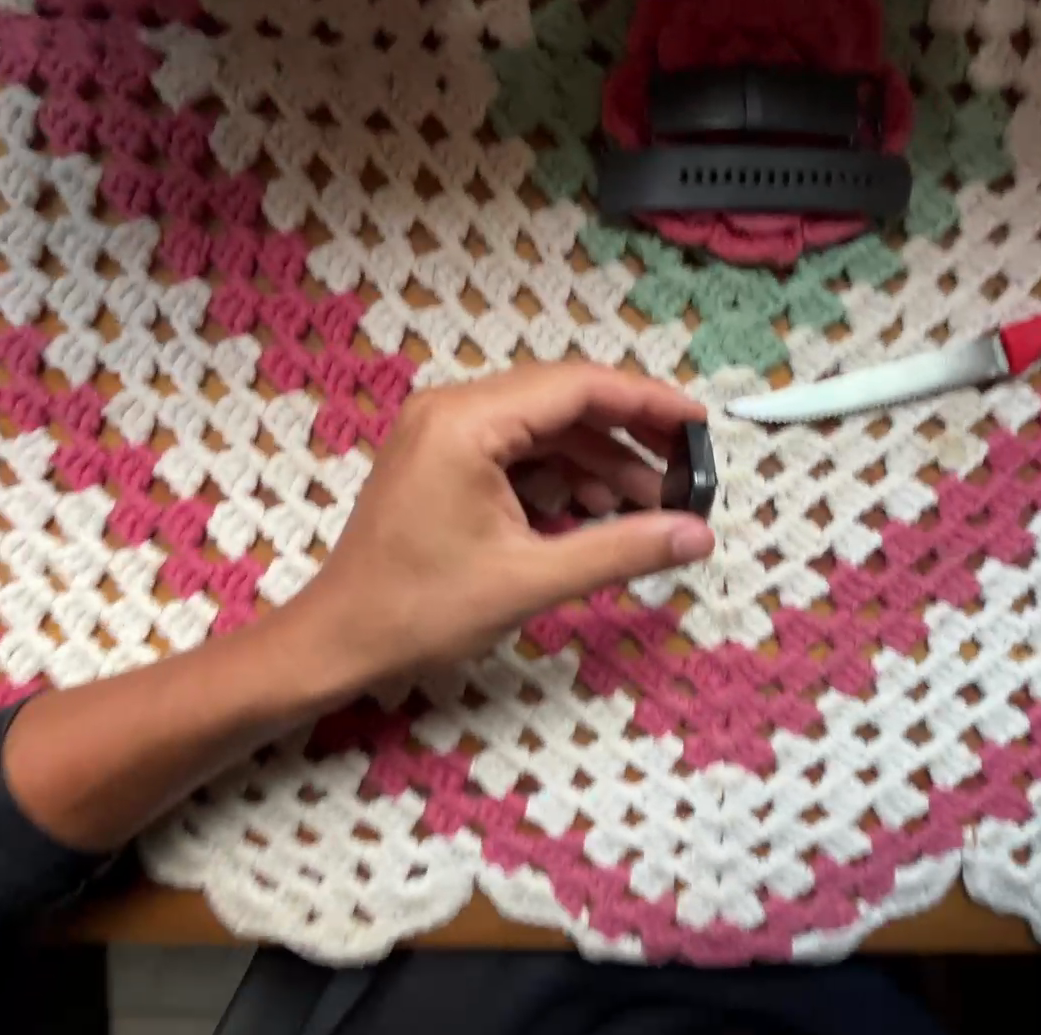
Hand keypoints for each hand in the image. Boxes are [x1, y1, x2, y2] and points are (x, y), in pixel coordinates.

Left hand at [286, 362, 716, 686]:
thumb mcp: (531, 581)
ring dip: (599, 462)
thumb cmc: (424, 611)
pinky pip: (519, 451)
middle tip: (684, 468)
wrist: (339, 641)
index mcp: (468, 422)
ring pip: (545, 428)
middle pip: (564, 401)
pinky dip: (562, 477)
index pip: (578, 388)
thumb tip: (699, 536)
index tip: (700, 424)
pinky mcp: (445, 457)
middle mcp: (454, 408)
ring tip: (648, 505)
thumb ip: (622, 551)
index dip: (648, 402)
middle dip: (629, 435)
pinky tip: (594, 509)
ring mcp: (445, 431)